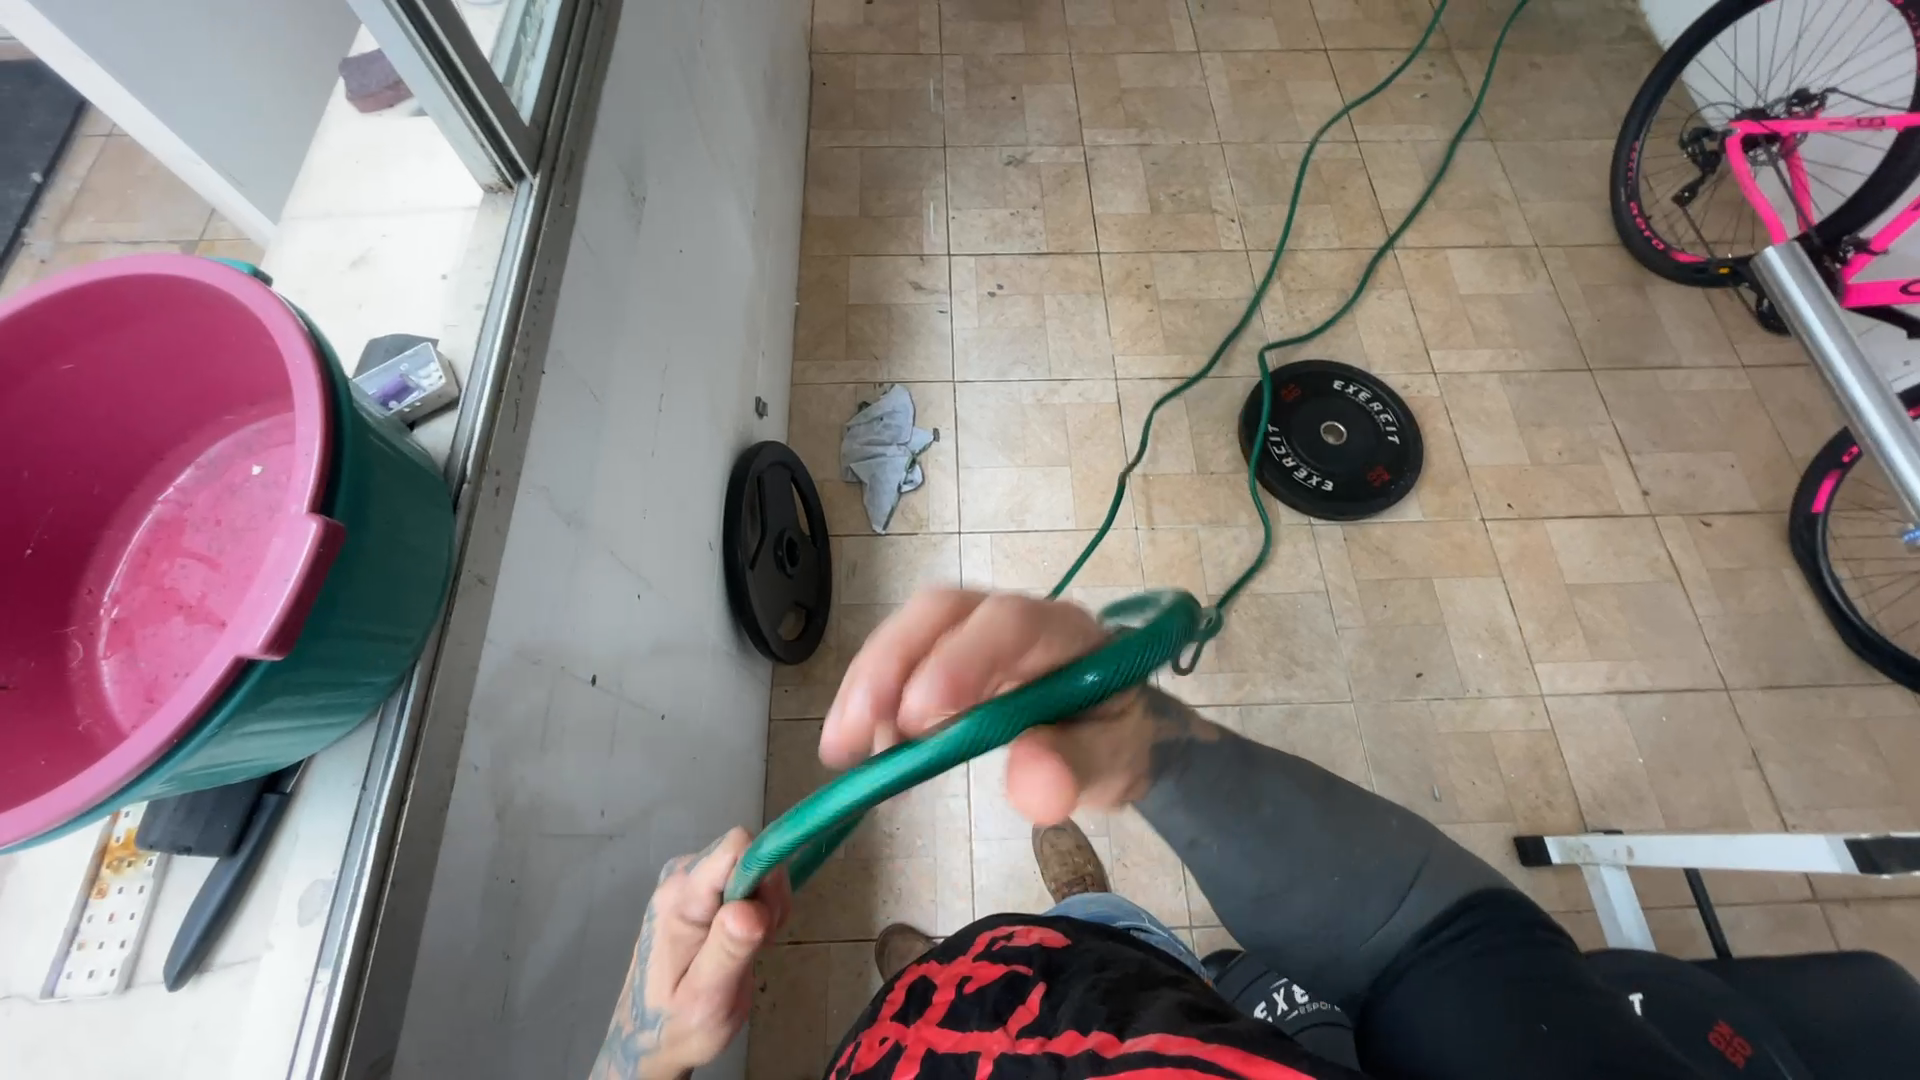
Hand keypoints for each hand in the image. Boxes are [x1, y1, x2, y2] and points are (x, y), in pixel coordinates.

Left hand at [592, 828, 791, 1079]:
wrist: (647, 1040)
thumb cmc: (675, 1026)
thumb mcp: (707, 1000)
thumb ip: (728, 951)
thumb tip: (751, 909)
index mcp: (680, 898)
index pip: (737, 847)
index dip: (764, 873)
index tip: (766, 919)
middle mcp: (682, 877)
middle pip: (749, 853)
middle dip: (767, 894)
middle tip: (759, 943)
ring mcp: (691, 880)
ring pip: (753, 863)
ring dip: (765, 902)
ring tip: (749, 947)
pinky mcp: (701, 887)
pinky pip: (747, 875)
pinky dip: (759, 904)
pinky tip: (745, 938)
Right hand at [821, 588, 1161, 824]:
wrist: (1106, 730)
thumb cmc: (1111, 738)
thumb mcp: (1113, 764)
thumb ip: (1079, 769)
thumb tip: (1030, 782)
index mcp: (1064, 632)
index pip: (1012, 623)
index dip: (961, 659)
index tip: (918, 717)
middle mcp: (1012, 617)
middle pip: (942, 611)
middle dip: (892, 664)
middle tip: (856, 730)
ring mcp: (973, 632)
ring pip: (911, 630)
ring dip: (869, 682)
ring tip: (842, 745)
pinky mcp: (944, 654)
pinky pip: (900, 660)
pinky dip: (870, 698)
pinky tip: (856, 742)